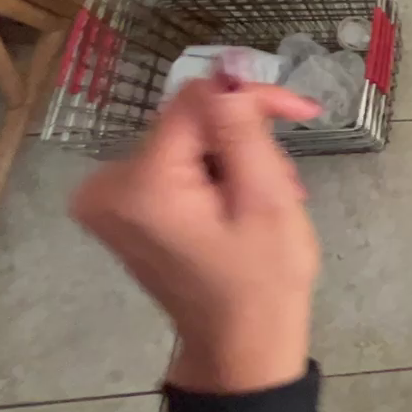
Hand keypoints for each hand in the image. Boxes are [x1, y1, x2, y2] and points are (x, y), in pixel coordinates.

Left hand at [71, 75, 322, 393]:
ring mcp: (109, 199)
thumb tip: (229, 73)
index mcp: (142, 185)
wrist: (241, 337)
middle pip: (193, 121)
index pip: (197, 101)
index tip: (304, 112)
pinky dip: (222, 172)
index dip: (254, 98)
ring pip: (192, 140)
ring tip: (272, 195)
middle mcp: (107, 185)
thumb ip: (243, 132)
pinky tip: (247, 199)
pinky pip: (180, 162)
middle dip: (250, 138)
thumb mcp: (267, 198)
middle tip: (287, 177)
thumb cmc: (264, 273)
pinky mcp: (123, 207)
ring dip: (242, 157)